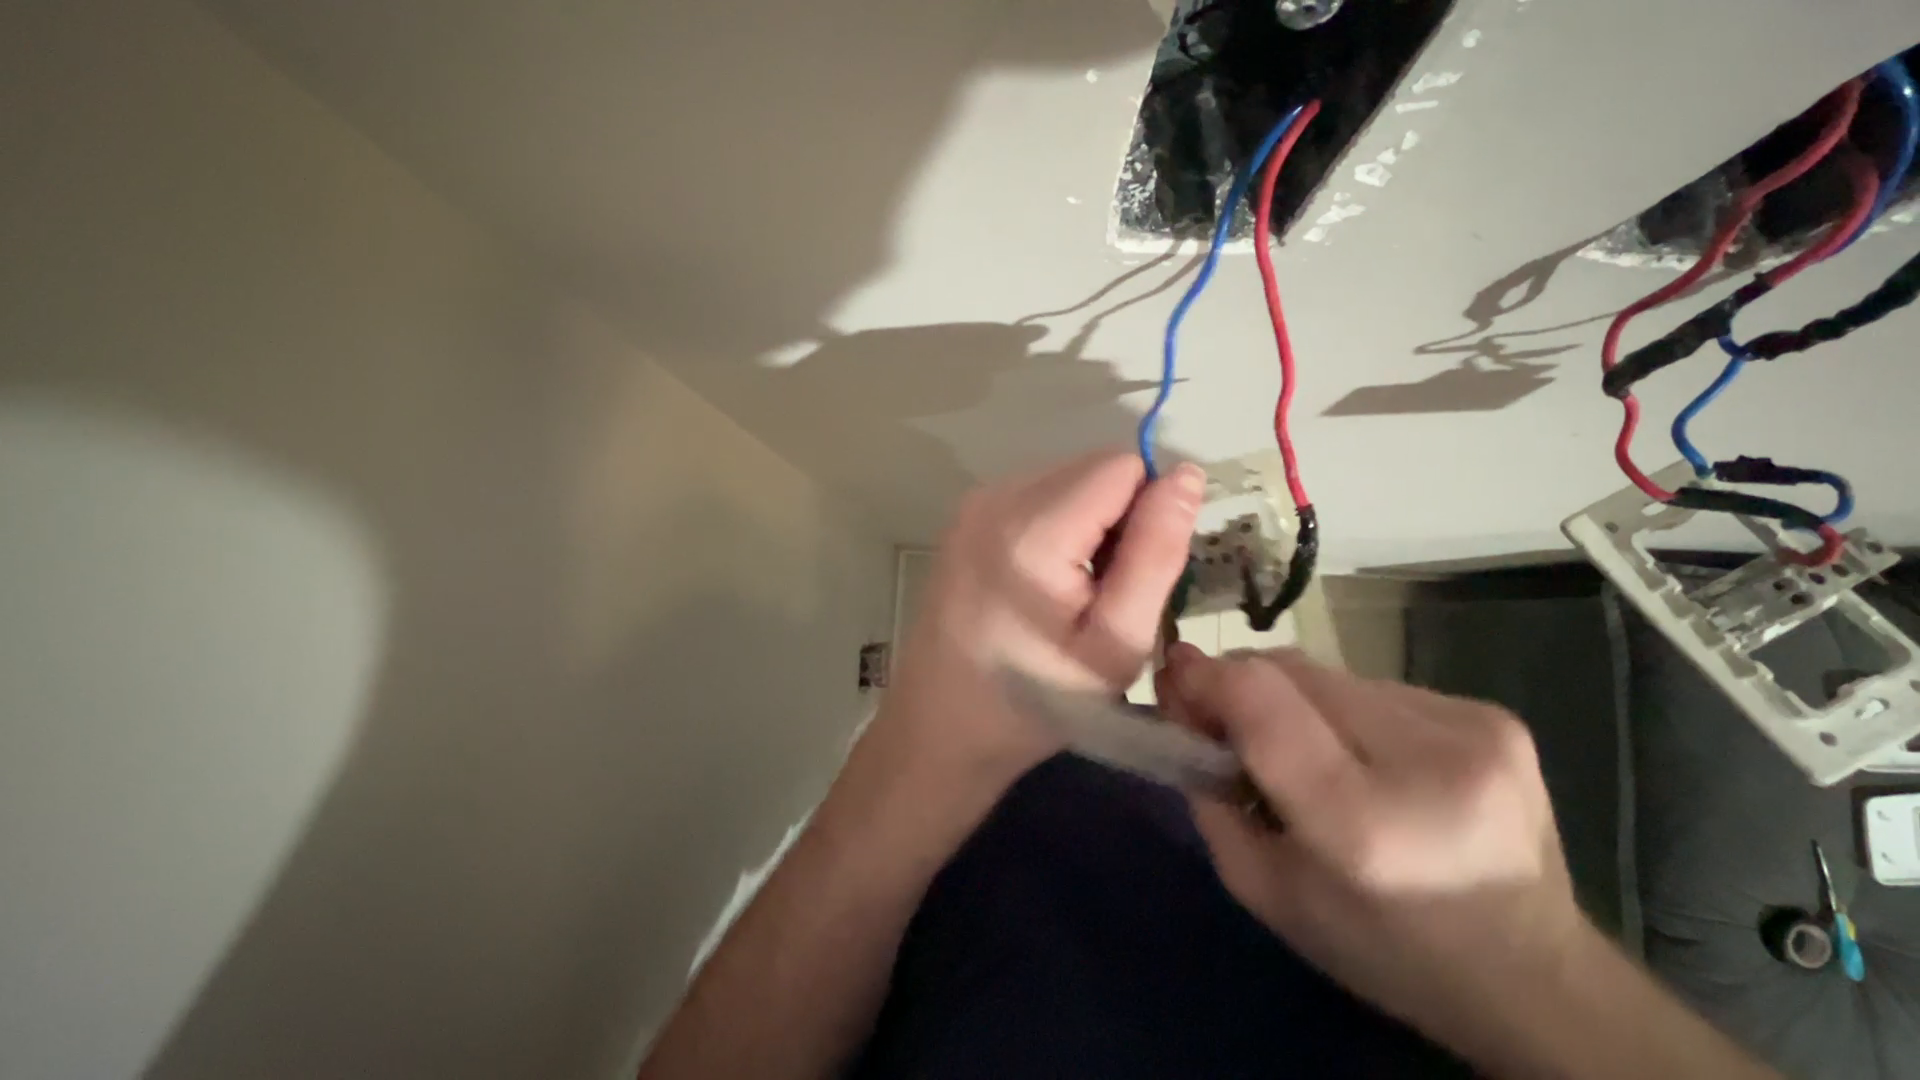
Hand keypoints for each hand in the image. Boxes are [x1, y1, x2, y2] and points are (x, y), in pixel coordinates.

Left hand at [842, 450, 1203, 821]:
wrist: (941, 730)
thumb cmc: (1038, 700)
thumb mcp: (1116, 642)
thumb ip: (1156, 553)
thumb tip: (1188, 474)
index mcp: (1032, 527)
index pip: (1124, 466)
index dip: (1150, 512)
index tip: (1138, 575)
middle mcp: (996, 498)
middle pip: (1093, 468)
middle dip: (1120, 518)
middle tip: (1107, 593)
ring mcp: (973, 505)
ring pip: (1067, 480)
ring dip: (1090, 524)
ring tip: (1074, 595)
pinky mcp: (964, 519)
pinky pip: (1036, 497)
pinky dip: (1058, 528)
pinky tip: (1044, 585)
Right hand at [1162, 647, 1593, 1061]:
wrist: (1534, 974)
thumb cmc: (1383, 950)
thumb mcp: (1268, 895)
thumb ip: (1213, 800)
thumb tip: (1186, 711)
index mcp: (1364, 823)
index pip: (1263, 701)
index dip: (1208, 678)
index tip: (1175, 679)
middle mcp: (1426, 759)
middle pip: (1294, 672)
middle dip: (1244, 686)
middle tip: (1224, 720)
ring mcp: (1471, 728)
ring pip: (1334, 674)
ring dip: (1298, 700)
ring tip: (1310, 752)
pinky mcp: (1494, 714)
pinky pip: (1379, 686)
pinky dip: (1349, 711)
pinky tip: (1370, 758)